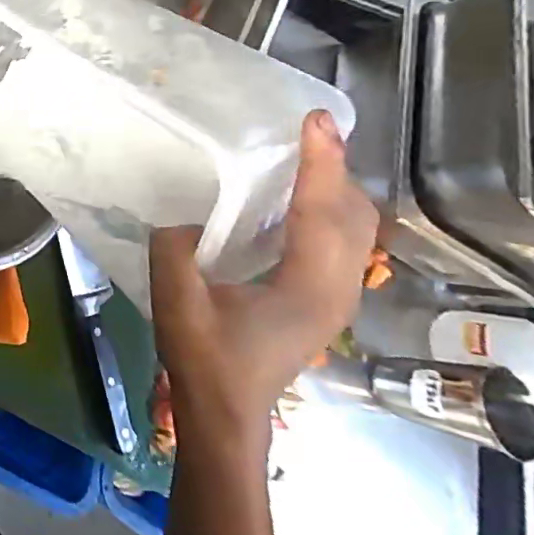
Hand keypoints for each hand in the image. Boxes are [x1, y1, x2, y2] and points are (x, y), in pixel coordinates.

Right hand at [147, 109, 376, 447]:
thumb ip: (176, 251)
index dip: (321, 162)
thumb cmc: (205, 360)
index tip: (314, 121)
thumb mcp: (178, 302)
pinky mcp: (327, 301)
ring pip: (357, 230)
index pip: (322, 212)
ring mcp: (339, 297)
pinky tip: (293, 205)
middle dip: (336, 169)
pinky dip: (328, 212)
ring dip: (335, 190)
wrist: (227, 413)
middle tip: (303, 136)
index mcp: (309, 287)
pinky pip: (343, 243)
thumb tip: (185, 219)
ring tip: (303, 161)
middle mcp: (339, 288)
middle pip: (355, 215)